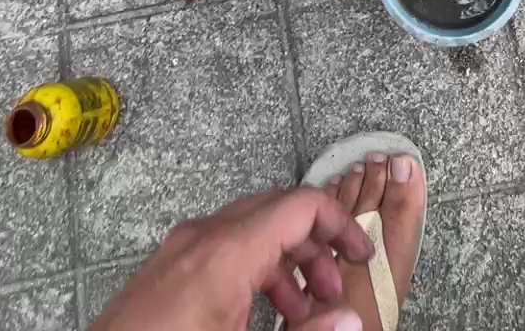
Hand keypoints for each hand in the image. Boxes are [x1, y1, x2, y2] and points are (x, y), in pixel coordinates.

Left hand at [90, 187, 371, 330]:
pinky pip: (222, 250)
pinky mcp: (164, 271)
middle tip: (336, 287)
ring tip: (305, 308)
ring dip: (286, 259)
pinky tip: (262, 313)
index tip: (360, 253)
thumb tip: (351, 321)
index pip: (299, 205)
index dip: (340, 223)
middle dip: (315, 244)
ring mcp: (178, 251)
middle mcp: (201, 238)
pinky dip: (253, 268)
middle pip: (277, 211)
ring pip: (249, 229)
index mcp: (225, 253)